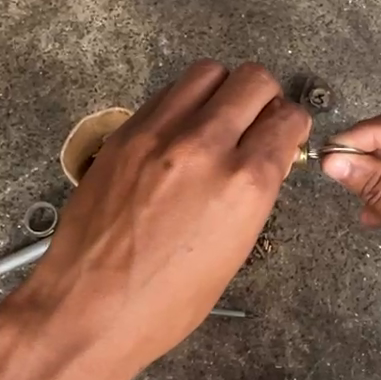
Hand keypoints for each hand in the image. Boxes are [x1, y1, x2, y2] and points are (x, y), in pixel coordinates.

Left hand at [11, 61, 309, 376]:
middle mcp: (205, 146)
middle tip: (255, 119)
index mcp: (244, 184)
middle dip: (265, 97)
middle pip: (253, 80)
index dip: (292, 124)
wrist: (89, 309)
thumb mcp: (234, 251)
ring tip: (216, 118)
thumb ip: (254, 191)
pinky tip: (179, 131)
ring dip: (222, 89)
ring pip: (208, 71)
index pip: (287, 118)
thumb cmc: (164, 301)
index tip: (286, 131)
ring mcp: (160, 134)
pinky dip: (183, 103)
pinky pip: (166, 93)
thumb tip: (265, 157)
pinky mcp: (125, 133)